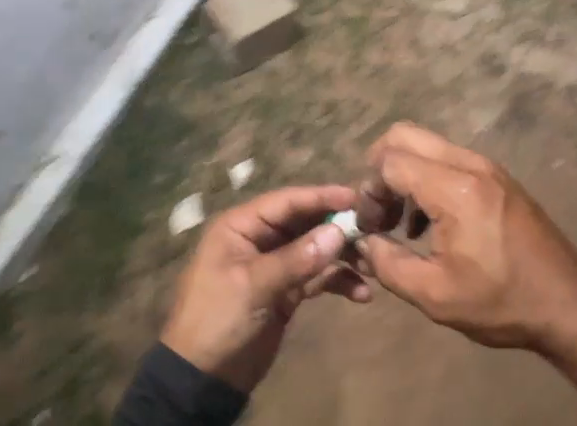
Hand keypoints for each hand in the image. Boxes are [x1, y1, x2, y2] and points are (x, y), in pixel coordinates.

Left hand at [160, 184, 370, 391]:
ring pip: (315, 249)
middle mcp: (259, 238)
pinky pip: (316, 277)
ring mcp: (274, 265)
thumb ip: (296, 259)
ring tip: (372, 265)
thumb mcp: (253, 286)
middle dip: (338, 227)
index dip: (321, 197)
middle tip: (374, 231)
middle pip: (305, 222)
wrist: (202, 378)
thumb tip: (339, 231)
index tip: (357, 197)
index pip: (287, 201)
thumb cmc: (217, 319)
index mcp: (241, 225)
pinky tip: (361, 294)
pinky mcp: (286, 291)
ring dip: (342, 256)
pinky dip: (337, 282)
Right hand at [354, 123, 576, 354]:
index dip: (369, 191)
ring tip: (400, 222)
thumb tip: (363, 241)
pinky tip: (429, 223)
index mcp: (454, 190)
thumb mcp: (436, 296)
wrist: (570, 303)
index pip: (390, 162)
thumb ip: (389, 264)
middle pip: (404, 135)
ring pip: (426, 144)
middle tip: (378, 211)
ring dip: (404, 173)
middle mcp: (470, 164)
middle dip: (379, 168)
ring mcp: (487, 166)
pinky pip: (447, 159)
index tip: (369, 226)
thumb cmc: (502, 301)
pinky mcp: (497, 177)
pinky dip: (426, 177)